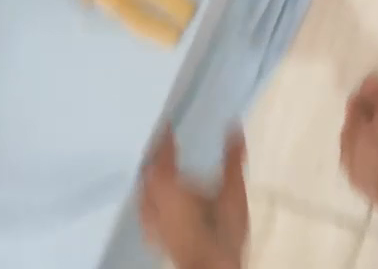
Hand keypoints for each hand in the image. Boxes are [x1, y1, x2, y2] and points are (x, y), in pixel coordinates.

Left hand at [141, 130, 249, 268]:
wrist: (212, 268)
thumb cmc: (221, 228)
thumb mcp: (233, 189)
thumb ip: (232, 157)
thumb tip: (233, 124)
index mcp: (171, 187)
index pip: (162, 158)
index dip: (164, 140)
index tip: (168, 124)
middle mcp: (156, 203)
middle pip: (147, 175)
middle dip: (153, 157)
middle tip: (163, 142)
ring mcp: (153, 223)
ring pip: (143, 193)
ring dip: (149, 176)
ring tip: (158, 166)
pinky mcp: (156, 238)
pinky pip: (145, 210)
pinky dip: (148, 196)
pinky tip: (156, 199)